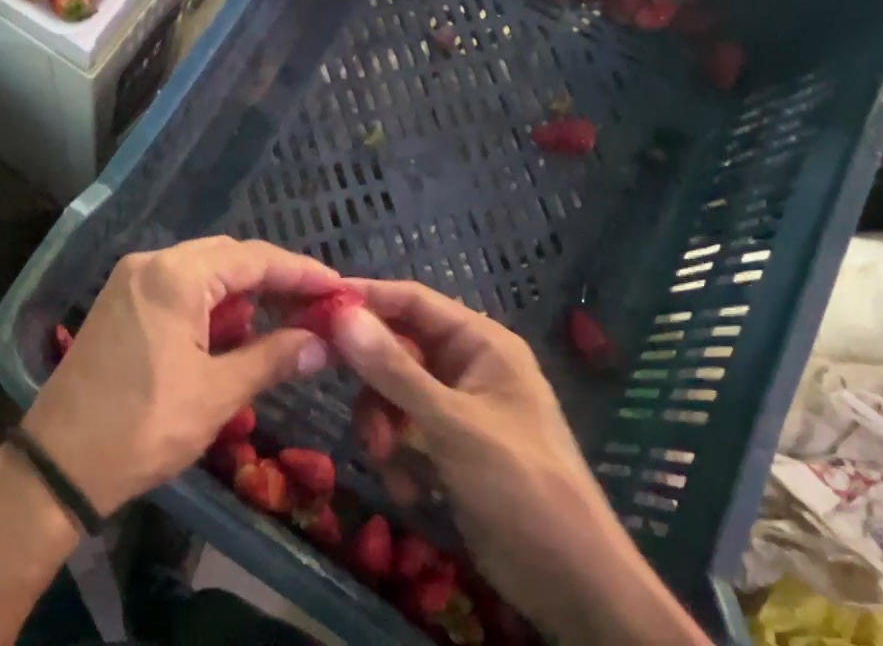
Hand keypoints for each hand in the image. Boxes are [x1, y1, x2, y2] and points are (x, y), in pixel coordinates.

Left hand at [21, 238, 338, 513]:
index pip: (252, 258)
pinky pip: (176, 290)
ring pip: (200, 273)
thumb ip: (273, 358)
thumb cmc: (144, 425)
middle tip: (317, 307)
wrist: (61, 461)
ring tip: (285, 323)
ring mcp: (128, 283)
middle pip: (226, 257)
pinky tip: (235, 333)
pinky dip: (209, 306)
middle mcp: (149, 264)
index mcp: (174, 276)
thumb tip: (321, 342)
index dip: (300, 271)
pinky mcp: (119, 306)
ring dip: (241, 294)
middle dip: (272, 280)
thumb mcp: (217, 394)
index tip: (340, 288)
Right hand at [330, 280, 704, 643]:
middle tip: (353, 411)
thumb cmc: (521, 486)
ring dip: (382, 428)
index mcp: (482, 345)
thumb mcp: (452, 425)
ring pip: (391, 394)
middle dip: (372, 386)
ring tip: (388, 462)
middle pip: (395, 349)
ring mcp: (457, 409)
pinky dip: (398, 458)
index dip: (364, 300)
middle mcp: (467, 367)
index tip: (311, 308)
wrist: (571, 582)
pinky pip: (402, 432)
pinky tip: (410, 490)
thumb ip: (393, 370)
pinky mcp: (448, 448)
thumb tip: (341, 314)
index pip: (412, 301)